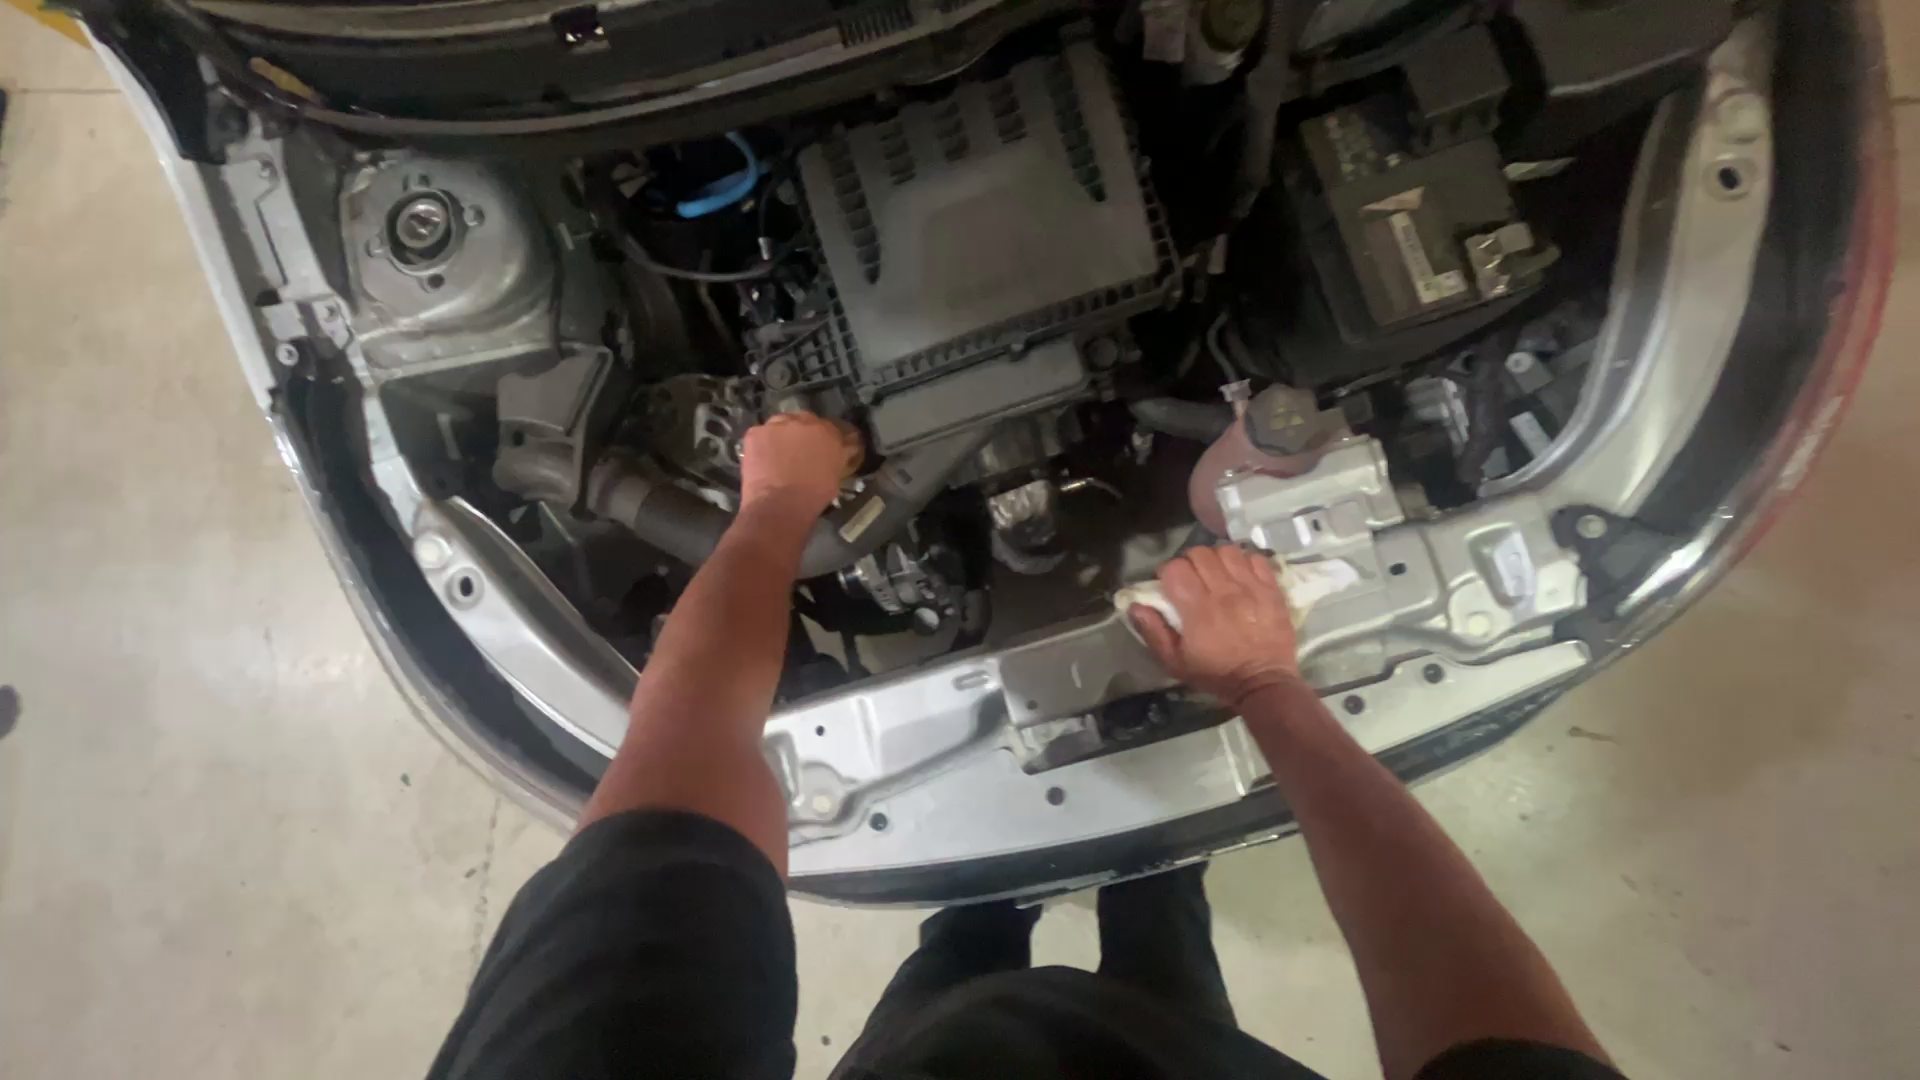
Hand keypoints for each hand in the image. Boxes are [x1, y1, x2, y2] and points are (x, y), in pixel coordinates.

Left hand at [739, 412, 863, 513]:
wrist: (780, 505)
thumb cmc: (813, 496)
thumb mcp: (836, 476)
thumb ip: (837, 456)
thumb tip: (841, 450)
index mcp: (829, 433)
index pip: (829, 428)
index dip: (823, 439)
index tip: (820, 448)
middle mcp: (805, 422)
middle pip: (805, 420)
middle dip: (802, 432)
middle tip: (798, 450)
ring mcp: (778, 425)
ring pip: (781, 423)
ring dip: (782, 434)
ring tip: (777, 453)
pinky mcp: (756, 433)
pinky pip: (760, 433)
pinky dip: (761, 443)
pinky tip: (761, 458)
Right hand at [1130, 545, 1302, 711]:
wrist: (1264, 684)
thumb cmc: (1216, 674)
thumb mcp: (1175, 662)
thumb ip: (1153, 632)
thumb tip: (1136, 606)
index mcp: (1198, 610)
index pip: (1175, 568)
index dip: (1167, 572)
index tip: (1168, 584)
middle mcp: (1224, 593)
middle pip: (1200, 554)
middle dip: (1189, 562)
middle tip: (1191, 577)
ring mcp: (1251, 588)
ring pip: (1227, 551)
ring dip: (1216, 558)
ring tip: (1215, 573)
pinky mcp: (1272, 590)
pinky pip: (1256, 558)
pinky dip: (1244, 561)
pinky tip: (1239, 575)